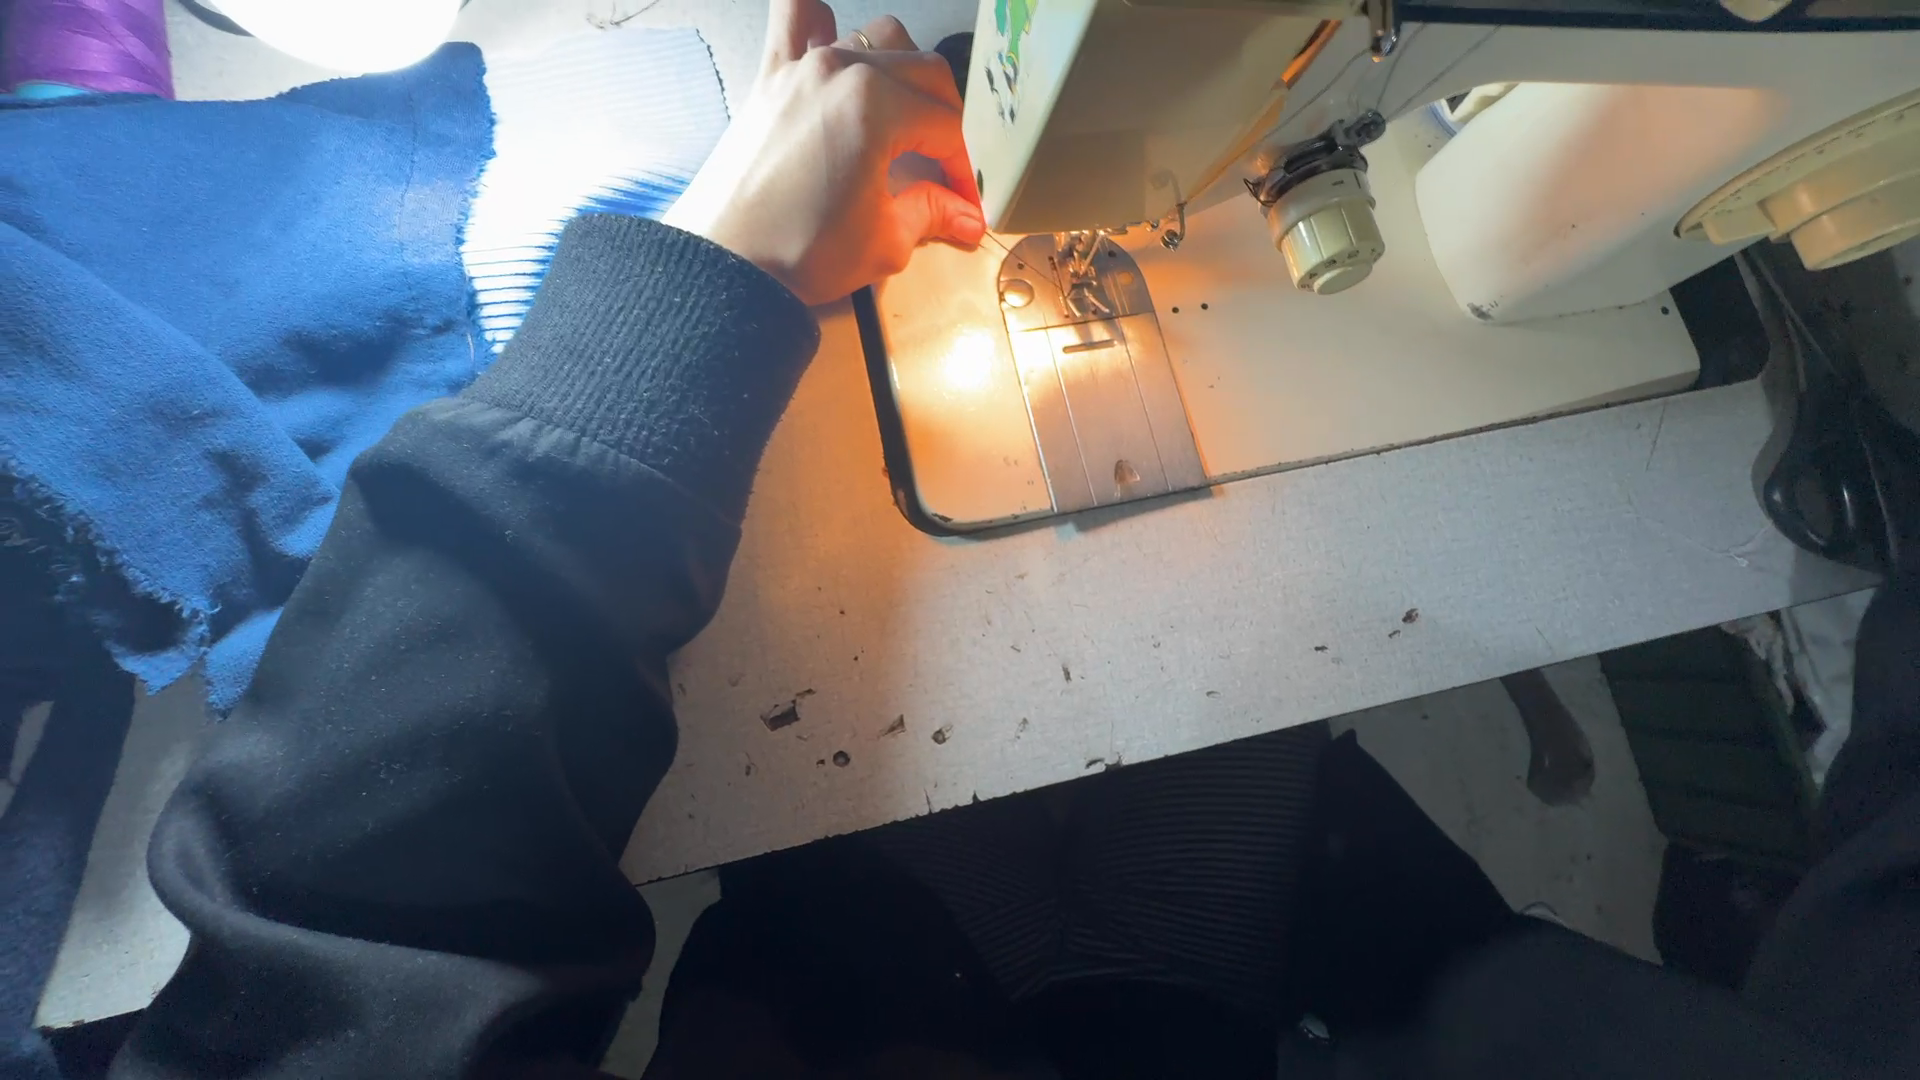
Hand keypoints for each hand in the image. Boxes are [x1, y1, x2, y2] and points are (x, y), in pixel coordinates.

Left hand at [663, 1, 984, 305]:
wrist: (730, 266)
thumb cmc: (798, 253)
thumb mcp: (885, 243)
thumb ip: (932, 214)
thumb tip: (965, 215)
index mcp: (876, 107)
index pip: (946, 126)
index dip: (963, 167)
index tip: (964, 199)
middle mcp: (840, 70)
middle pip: (924, 73)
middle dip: (946, 122)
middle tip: (943, 167)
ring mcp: (801, 66)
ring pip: (877, 37)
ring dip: (904, 72)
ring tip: (905, 116)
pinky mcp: (771, 78)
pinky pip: (797, 17)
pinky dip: (822, 23)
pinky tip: (834, 47)